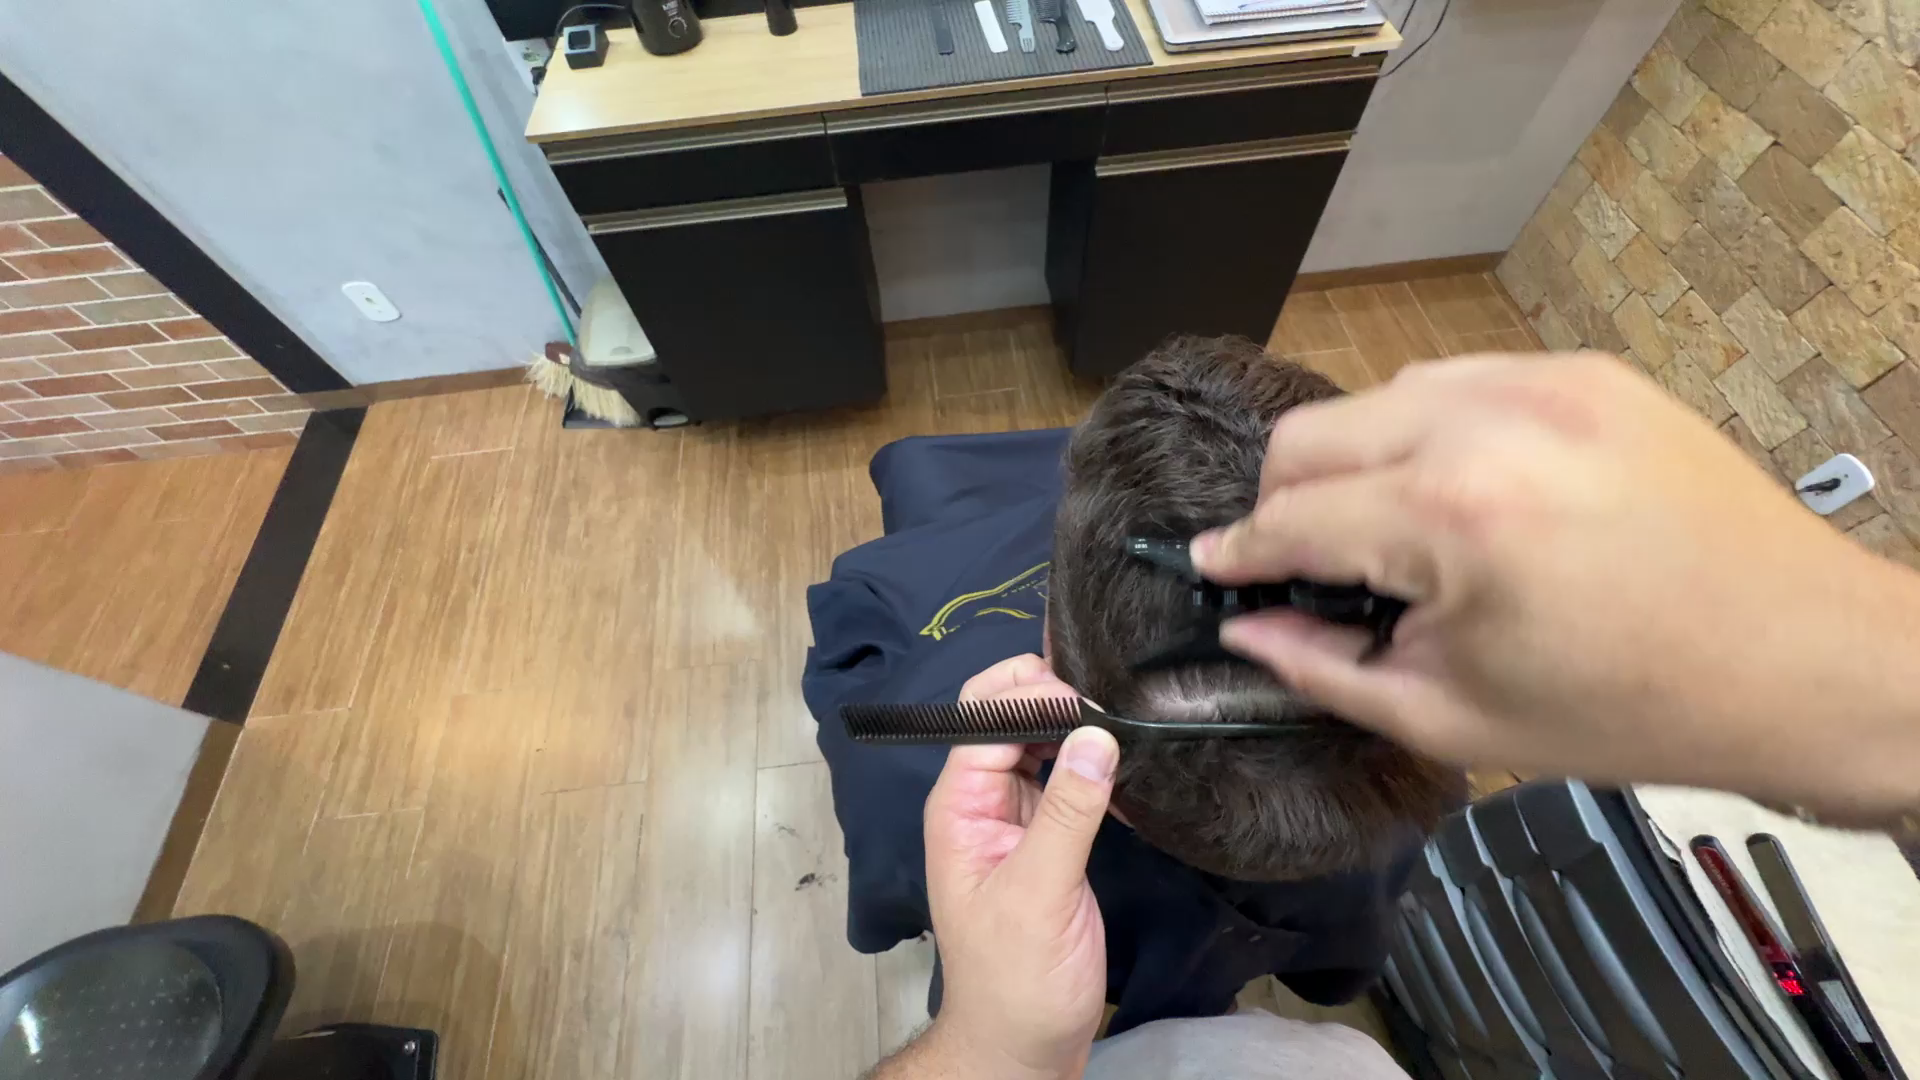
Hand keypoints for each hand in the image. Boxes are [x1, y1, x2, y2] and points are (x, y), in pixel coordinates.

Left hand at [910, 654, 1117, 1079]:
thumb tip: (1097, 734)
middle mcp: (980, 794)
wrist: (1022, 1045)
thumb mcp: (1039, 894)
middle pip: (1003, 715)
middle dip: (1046, 693)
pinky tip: (1117, 756)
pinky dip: (1085, 756)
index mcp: (960, 801)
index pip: (984, 717)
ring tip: (1118, 712)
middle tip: (1105, 695)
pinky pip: (1060, 773)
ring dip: (1070, 720)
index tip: (1087, 696)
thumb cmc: (1017, 977)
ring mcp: (1011, 810)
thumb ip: (1066, 813)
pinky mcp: (1043, 829)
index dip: (1030, 694)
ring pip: (1034, 737)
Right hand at [1192, 353, 1919, 821]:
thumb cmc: (1623, 710)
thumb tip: (1243, 626)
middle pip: (1305, 438)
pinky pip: (1438, 388)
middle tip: (1303, 560)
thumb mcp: (1444, 714)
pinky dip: (1411, 437)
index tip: (1209, 565)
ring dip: (1347, 467)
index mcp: (1450, 517)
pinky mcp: (1575, 370)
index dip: (1238, 552)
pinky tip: (1448, 489)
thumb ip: (1317, 665)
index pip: (1289, 520)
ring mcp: (1535, 381)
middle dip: (1280, 502)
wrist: (1822, 664)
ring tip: (1387, 529)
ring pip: (1364, 404)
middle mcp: (1482, 423)